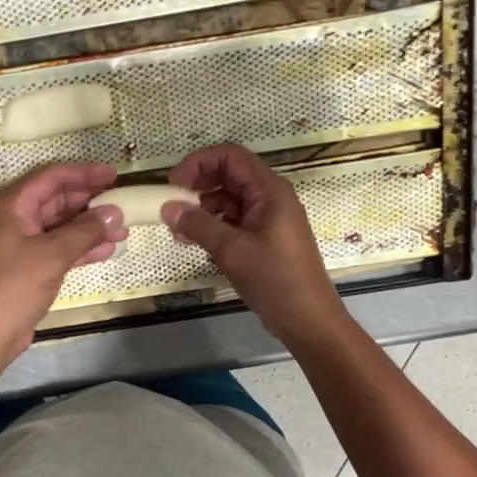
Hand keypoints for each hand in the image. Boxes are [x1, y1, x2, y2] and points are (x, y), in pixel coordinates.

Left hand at [0, 162, 125, 357]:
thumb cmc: (12, 288)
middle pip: (56, 200)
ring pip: (59, 226)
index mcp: (11, 205)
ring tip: (121, 230)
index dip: (84, 173)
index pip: (51, 177)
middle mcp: (13, 219)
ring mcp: (19, 244)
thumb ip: (85, 231)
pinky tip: (106, 251)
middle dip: (90, 202)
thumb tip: (114, 213)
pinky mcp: (26, 268)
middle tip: (122, 204)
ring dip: (89, 227)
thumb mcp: (52, 255)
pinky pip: (57, 249)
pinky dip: (80, 248)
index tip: (114, 175)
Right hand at [161, 144, 346, 344]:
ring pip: (228, 202)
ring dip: (201, 211)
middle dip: (197, 187)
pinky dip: (212, 228)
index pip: (230, 157)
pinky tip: (191, 241)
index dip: (199, 163)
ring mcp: (267, 220)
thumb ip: (199, 226)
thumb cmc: (276, 281)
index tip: (174, 183)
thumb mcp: (233, 251)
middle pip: (228, 177)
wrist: (307, 320)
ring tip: (176, 230)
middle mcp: (269, 198)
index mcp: (269, 190)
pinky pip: (233, 223)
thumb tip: (168, 207)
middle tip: (170, 207)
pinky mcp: (263, 241)